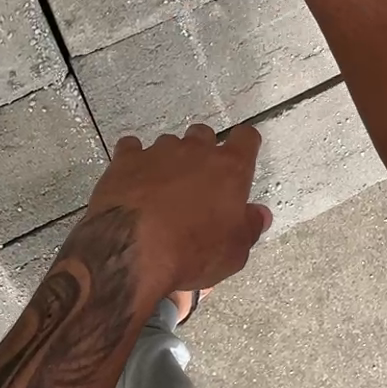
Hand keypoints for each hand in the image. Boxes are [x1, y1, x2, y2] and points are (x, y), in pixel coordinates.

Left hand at [88, 125, 273, 294]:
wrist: (132, 249)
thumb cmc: (190, 252)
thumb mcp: (233, 252)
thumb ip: (249, 227)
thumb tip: (259, 215)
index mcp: (229, 169)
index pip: (246, 138)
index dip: (245, 145)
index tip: (242, 154)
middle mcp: (195, 151)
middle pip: (204, 135)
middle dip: (203, 152)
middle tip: (199, 181)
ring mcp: (159, 151)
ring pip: (169, 143)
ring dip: (170, 160)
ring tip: (163, 190)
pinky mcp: (127, 159)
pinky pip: (132, 148)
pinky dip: (135, 161)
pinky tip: (133, 180)